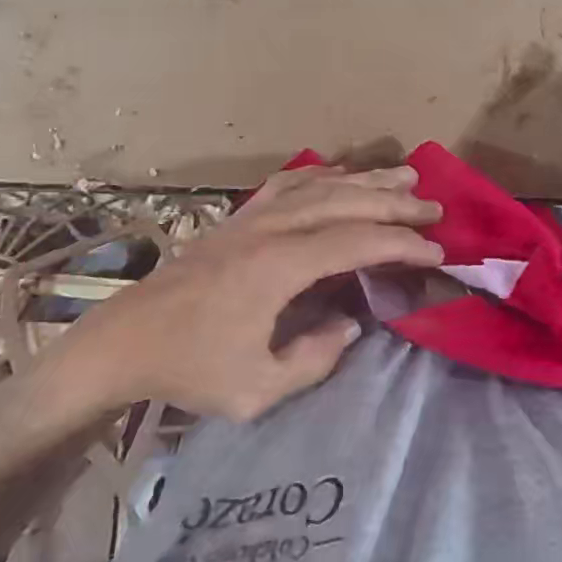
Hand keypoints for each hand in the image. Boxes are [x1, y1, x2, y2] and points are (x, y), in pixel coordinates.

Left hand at [54, 165, 443, 420]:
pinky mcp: (236, 220)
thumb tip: (350, 323)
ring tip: (404, 172)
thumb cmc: (189, 368)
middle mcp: (268, 232)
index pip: (355, 242)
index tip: (436, 252)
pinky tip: (339, 173)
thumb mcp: (257, 389)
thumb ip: (314, 359)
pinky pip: (287, 185)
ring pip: (319, 186)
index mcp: (277, 268)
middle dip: (395, 202)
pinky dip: (320, 174)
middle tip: (435, 206)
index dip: (401, 244)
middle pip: (344, 203)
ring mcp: (250, 219)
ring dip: (365, 179)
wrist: (125, 341)